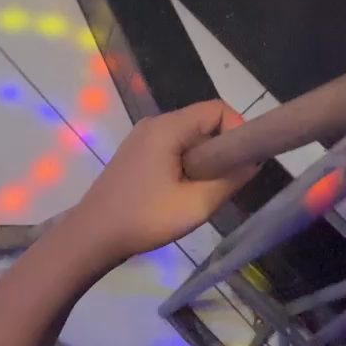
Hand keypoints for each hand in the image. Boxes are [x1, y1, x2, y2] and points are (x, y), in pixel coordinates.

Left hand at [57, 101, 257, 265]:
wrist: (92, 236)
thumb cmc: (145, 218)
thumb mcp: (196, 204)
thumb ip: (230, 179)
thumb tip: (253, 161)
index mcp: (167, 127)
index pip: (217, 109)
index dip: (238, 131)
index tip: (242, 164)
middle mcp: (154, 124)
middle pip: (203, 122)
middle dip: (220, 150)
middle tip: (222, 185)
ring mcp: (142, 138)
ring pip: (189, 138)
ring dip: (203, 161)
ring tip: (200, 194)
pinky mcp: (136, 154)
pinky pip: (172, 149)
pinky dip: (186, 166)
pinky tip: (180, 195)